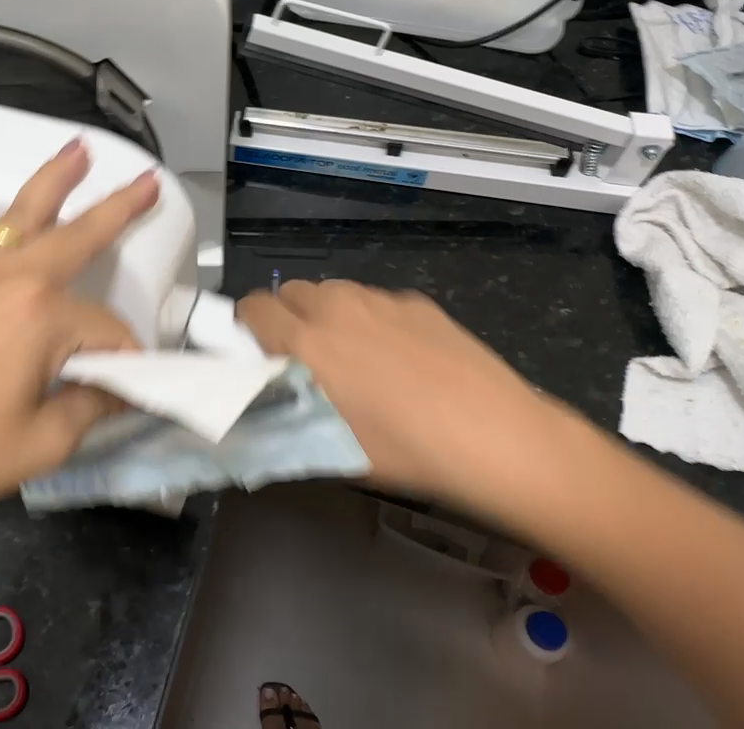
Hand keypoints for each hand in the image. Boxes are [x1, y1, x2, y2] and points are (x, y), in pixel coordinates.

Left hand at [0, 141, 159, 555]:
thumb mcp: (47, 439)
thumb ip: (94, 403)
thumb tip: (122, 388)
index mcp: (43, 315)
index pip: (107, 330)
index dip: (125, 359)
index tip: (131, 386)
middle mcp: (6, 278)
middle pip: (76, 238)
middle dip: (117, 210)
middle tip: (146, 183)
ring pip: (17, 216)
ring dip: (51, 181)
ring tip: (75, 150)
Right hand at [238, 281, 575, 514]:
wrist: (496, 437)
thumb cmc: (403, 452)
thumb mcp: (328, 449)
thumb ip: (284, 419)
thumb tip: (262, 410)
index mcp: (305, 343)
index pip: (252, 308)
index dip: (247, 328)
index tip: (256, 354)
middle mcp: (336, 308)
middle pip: (289, 291)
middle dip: (286, 318)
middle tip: (304, 358)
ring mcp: (380, 300)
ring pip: (332, 292)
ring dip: (327, 315)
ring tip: (353, 355)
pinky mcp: (417, 302)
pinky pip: (374, 301)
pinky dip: (370, 320)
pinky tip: (401, 359)